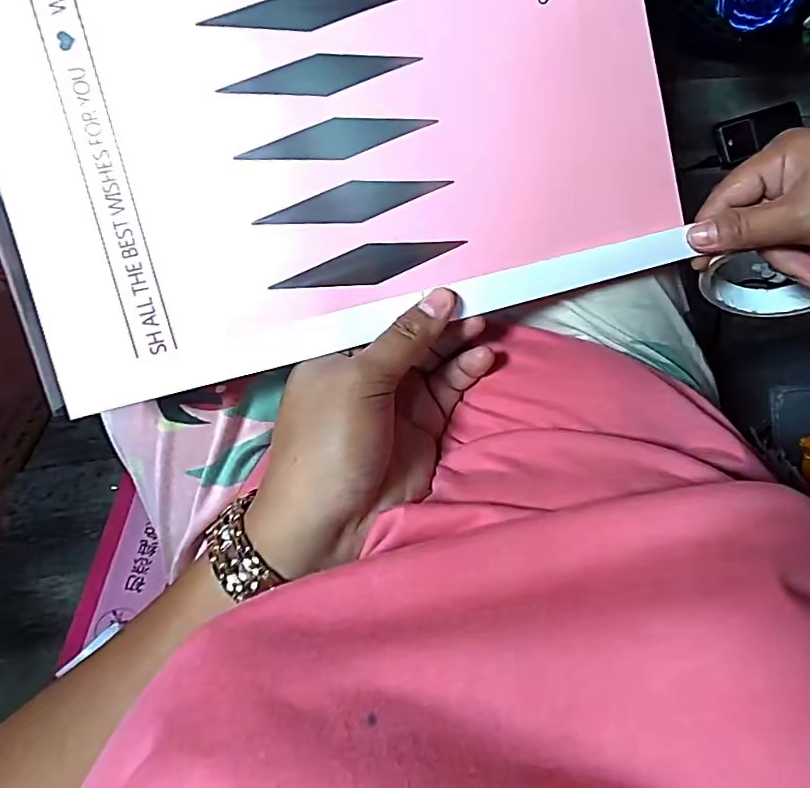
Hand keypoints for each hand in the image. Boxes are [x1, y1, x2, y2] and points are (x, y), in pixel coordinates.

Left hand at [244, 289, 494, 577]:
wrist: (331, 528)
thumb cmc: (327, 446)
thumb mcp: (361, 381)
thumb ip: (405, 338)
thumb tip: (441, 297)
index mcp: (340, 357)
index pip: (383, 317)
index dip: (415, 300)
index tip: (449, 282)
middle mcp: (371, 374)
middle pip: (417, 336)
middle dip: (444, 321)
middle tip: (475, 304)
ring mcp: (401, 399)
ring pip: (438, 359)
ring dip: (460, 343)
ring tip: (482, 328)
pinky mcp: (427, 422)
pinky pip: (452, 387)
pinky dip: (468, 371)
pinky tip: (482, 359)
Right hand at [688, 128, 809, 285]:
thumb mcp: (803, 217)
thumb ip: (746, 229)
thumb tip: (697, 234)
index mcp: (782, 155)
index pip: (727, 196)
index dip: (713, 232)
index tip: (702, 265)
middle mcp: (799, 167)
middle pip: (760, 222)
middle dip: (783, 253)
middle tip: (807, 270)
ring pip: (788, 236)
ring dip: (809, 258)